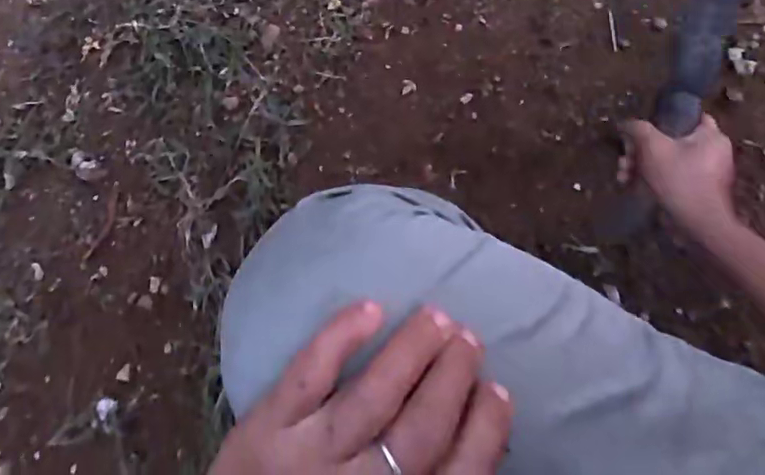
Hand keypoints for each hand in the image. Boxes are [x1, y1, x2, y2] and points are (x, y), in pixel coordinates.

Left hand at [211, 301, 513, 474]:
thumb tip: (468, 432)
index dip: (485, 430)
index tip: (498, 389)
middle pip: (421, 429)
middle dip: (453, 377)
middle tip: (468, 338)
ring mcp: (308, 457)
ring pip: (373, 395)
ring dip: (412, 349)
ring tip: (436, 315)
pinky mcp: (265, 429)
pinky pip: (309, 374)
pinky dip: (341, 337)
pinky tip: (370, 308)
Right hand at [618, 114, 738, 230]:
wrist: (699, 228)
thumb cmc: (680, 180)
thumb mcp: (652, 146)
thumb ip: (637, 128)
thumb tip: (626, 125)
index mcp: (711, 138)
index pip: (691, 116)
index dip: (667, 117)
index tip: (646, 127)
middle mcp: (713, 154)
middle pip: (671, 141)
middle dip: (642, 149)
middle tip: (626, 157)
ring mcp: (706, 176)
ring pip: (668, 161)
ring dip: (642, 166)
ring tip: (623, 175)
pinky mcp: (697, 195)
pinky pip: (672, 179)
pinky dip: (653, 181)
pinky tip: (632, 186)